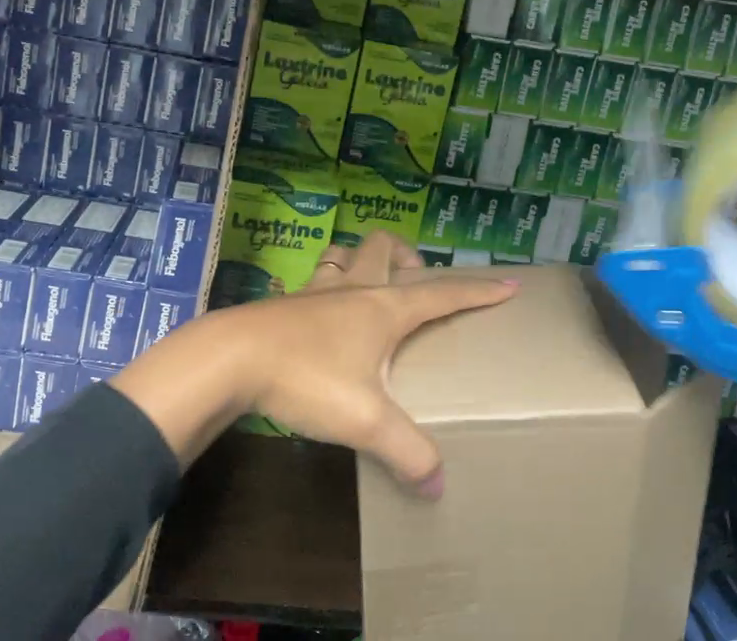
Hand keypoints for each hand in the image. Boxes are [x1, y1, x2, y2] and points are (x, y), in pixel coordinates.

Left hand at [113, 233, 516, 498]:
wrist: (229, 360)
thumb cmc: (307, 377)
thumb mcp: (365, 420)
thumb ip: (406, 451)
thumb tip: (439, 486)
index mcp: (385, 309)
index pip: (444, 294)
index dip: (478, 292)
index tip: (508, 284)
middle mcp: (353, 291)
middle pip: (384, 250)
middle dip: (408, 255)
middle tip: (418, 277)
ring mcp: (315, 294)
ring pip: (343, 257)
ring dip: (361, 261)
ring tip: (370, 285)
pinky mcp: (284, 308)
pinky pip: (315, 285)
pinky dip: (328, 290)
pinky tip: (321, 319)